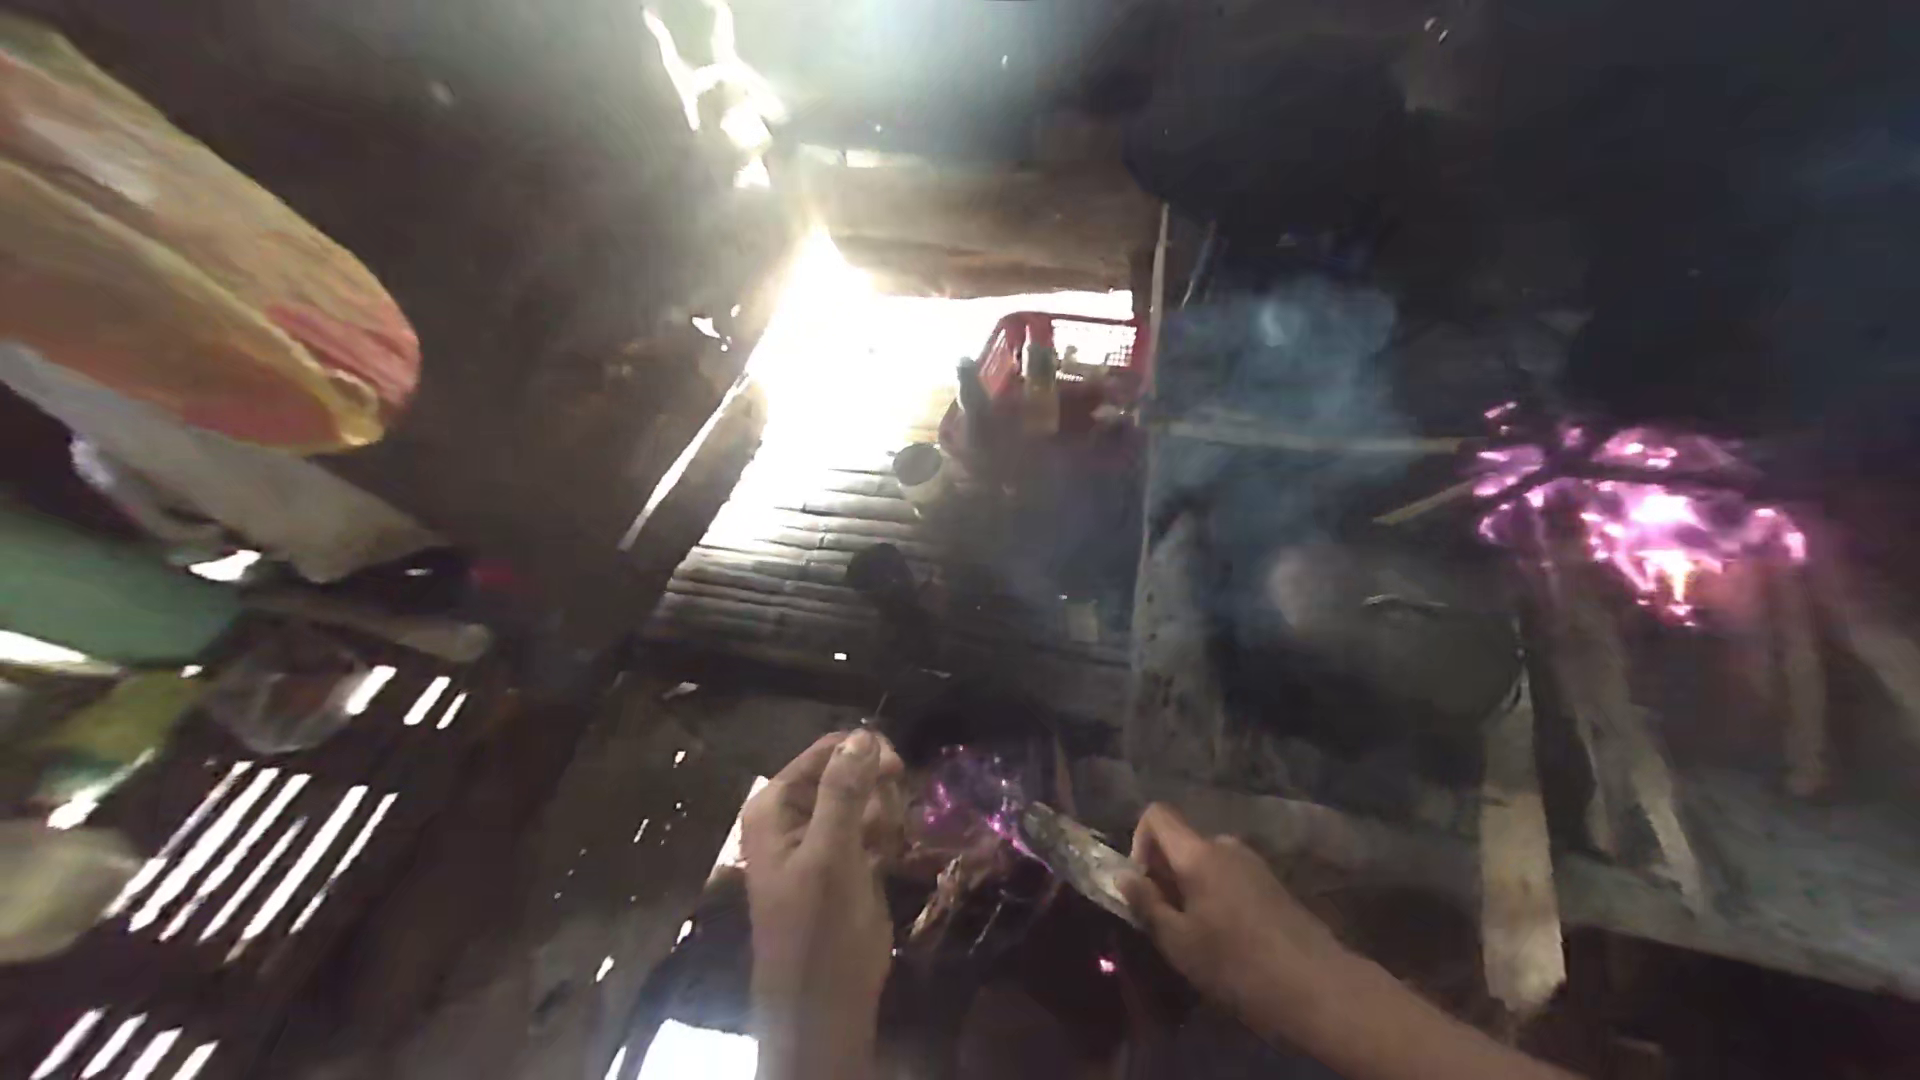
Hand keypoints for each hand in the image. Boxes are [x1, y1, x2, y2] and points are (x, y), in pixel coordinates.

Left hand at [742, 729, 904, 1079]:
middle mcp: (797, 812)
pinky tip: (886, 859)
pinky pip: (875, 822)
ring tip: (882, 850)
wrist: (826, 1008)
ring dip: (885, 815)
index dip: (863, 754)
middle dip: (875, 792)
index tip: (897, 772)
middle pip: (850, 769)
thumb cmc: (817, 931)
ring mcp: (823, 834)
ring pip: (868, 794)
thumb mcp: (828, 857)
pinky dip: (886, 835)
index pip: (825, 752)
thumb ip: (843, 793)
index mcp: (777, 804)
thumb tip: (863, 734)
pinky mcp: (848, 855)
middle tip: (883, 827)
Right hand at [1119, 802, 1351, 1041]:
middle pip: (1180, 841)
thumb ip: (1146, 904)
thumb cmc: (1239, 965)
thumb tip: (1123, 875)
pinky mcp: (1272, 883)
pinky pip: (1228, 874)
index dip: (1139, 840)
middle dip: (1165, 872)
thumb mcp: (1179, 943)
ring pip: (1204, 861)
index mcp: (1197, 852)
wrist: (1322, 989)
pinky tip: (1228, 936)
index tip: (1144, 883)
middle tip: (1167, 919)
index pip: (1156, 814)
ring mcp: (1252, 862)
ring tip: (1197, 932)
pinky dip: (1215, 893)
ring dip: (1190, 885)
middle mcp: (1224, 845)